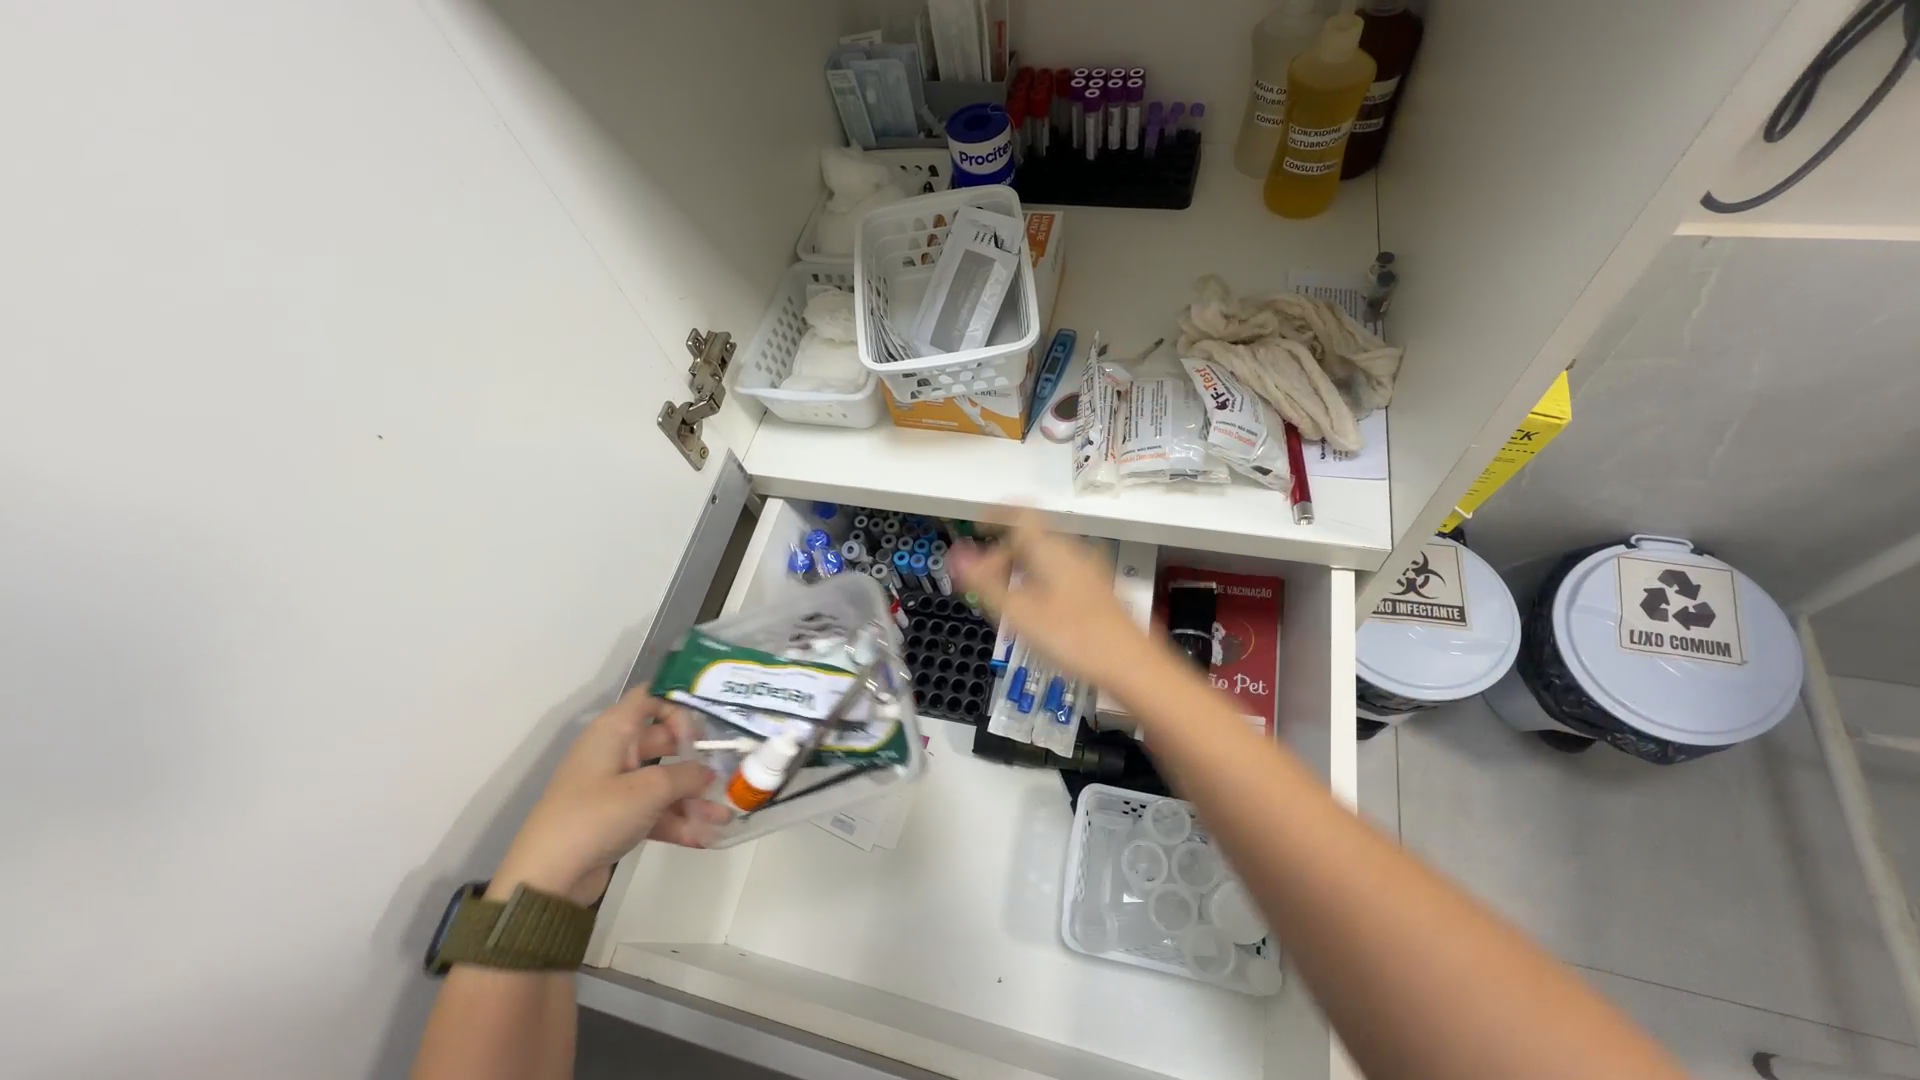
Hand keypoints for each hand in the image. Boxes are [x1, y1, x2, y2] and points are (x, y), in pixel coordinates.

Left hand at [489, 689, 729, 905]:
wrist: (548, 878)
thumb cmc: (596, 816)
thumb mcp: (648, 790)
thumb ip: (686, 775)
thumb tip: (707, 772)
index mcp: (613, 732)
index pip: (647, 699)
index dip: (677, 706)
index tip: (704, 728)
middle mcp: (614, 753)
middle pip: (664, 742)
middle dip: (697, 759)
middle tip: (728, 770)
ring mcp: (615, 788)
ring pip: (663, 783)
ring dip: (693, 799)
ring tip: (723, 816)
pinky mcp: (617, 819)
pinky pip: (655, 812)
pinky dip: (678, 822)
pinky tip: (706, 837)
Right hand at [948, 510, 1162, 686]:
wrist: (1131, 664)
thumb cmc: (1073, 637)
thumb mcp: (1019, 613)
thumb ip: (984, 581)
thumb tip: (956, 554)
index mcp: (1050, 548)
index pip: (1019, 512)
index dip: (995, 513)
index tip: (976, 526)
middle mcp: (1072, 551)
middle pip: (1030, 539)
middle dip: (1002, 555)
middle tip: (982, 585)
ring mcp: (1089, 569)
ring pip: (1045, 559)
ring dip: (1020, 572)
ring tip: (1006, 604)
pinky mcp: (1098, 589)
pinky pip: (1060, 574)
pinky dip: (1039, 583)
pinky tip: (1037, 615)